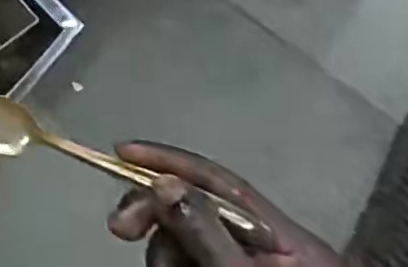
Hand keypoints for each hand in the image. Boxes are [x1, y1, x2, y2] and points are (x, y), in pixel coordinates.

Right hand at [107, 142, 340, 266]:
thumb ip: (206, 233)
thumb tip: (163, 181)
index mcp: (289, 239)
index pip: (220, 180)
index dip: (168, 159)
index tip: (119, 152)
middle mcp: (274, 248)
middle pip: (198, 207)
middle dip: (154, 214)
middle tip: (118, 228)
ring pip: (190, 239)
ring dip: (163, 251)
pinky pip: (195, 261)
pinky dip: (175, 263)